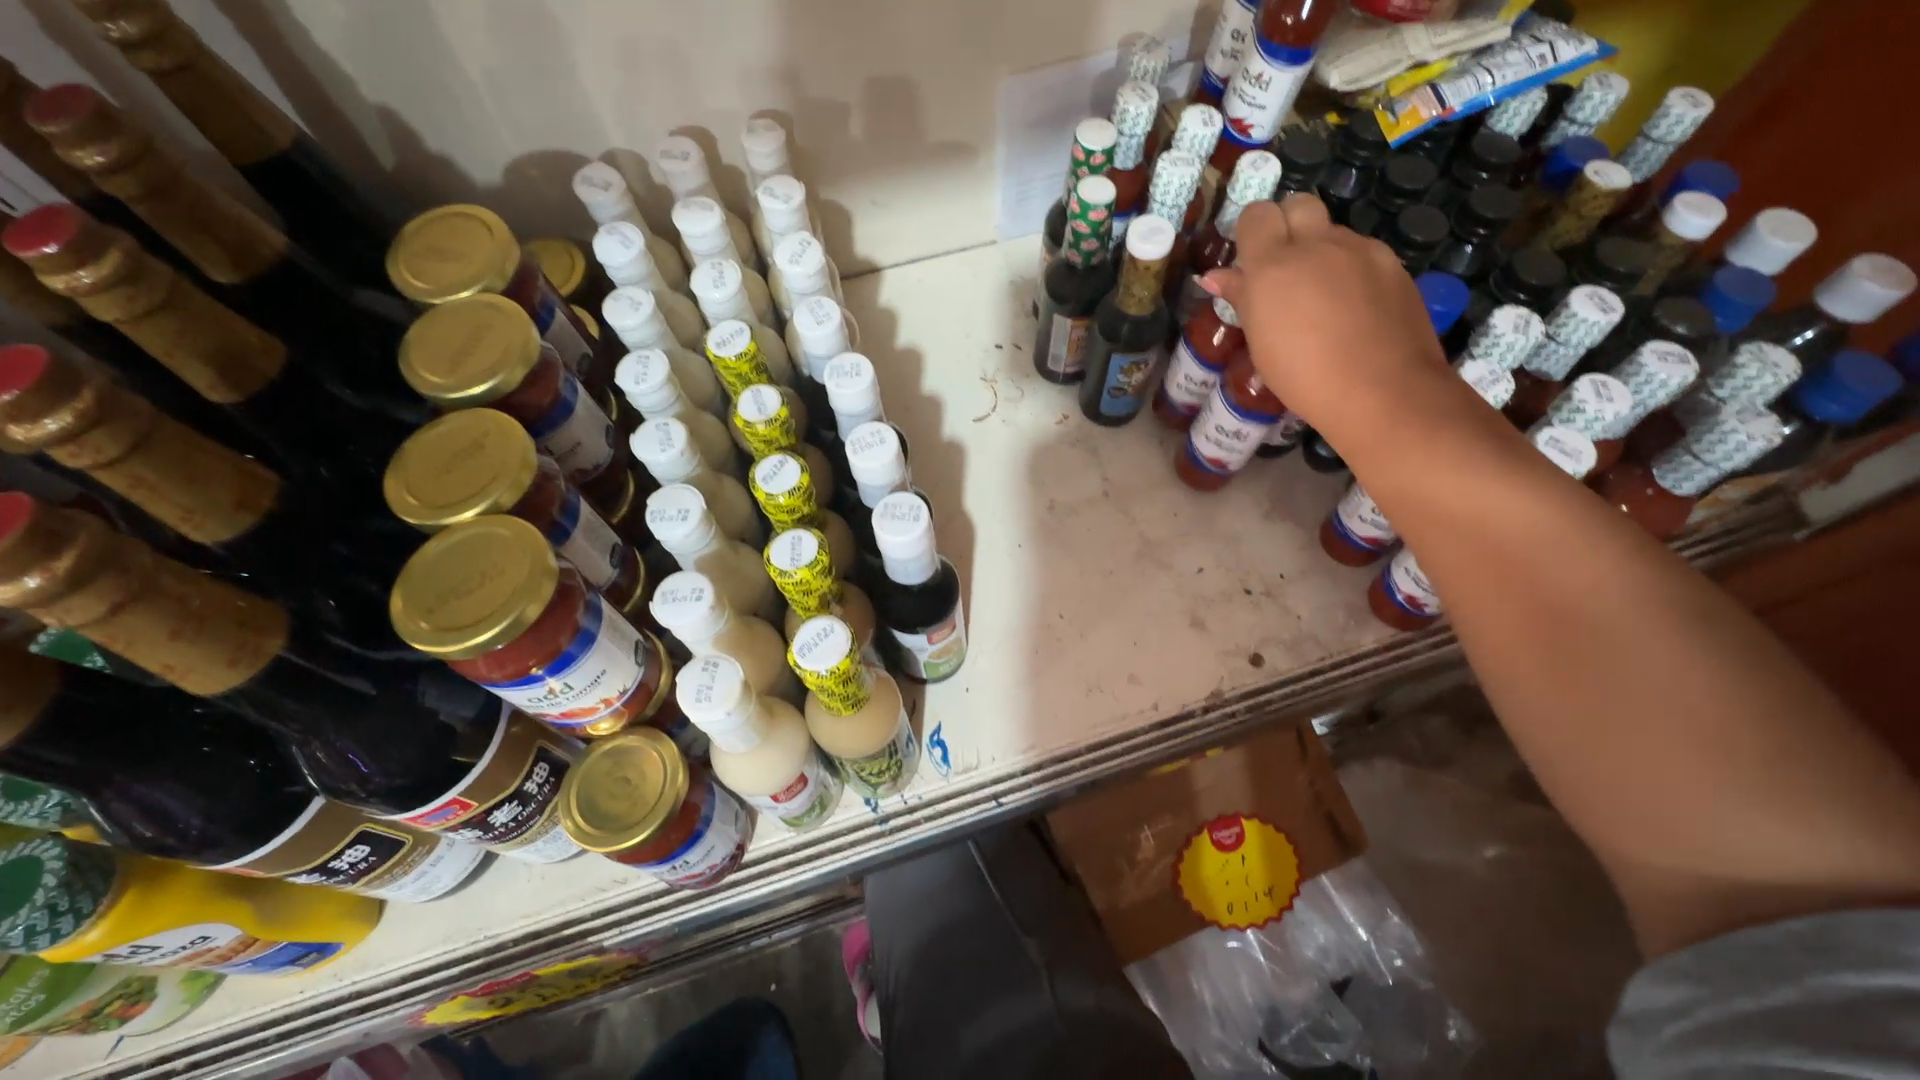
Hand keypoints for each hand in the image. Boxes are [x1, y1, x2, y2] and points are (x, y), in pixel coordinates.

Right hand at [1200, 195, 1450, 428]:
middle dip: (1288, 224)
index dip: (1252, 233)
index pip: (1257, 214)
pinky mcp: (1393, 264)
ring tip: (1323, 298)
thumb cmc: (1304, 376)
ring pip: (1333, 231)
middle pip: (1299, 204)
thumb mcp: (1261, 342)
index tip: (1251, 262)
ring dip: (1322, 251)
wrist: (1383, 392)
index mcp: (1274, 264)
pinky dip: (1352, 270)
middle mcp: (1318, 245)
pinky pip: (1363, 253)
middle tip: (1285, 266)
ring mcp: (1360, 250)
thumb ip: (1241, 299)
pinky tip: (1355, 309)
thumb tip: (1215, 277)